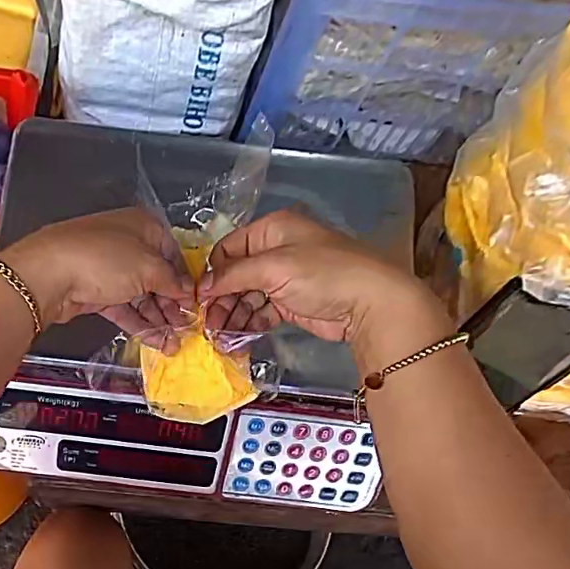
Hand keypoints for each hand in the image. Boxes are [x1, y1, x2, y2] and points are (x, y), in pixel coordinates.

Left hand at [0, 208, 193, 337]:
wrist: (49, 274)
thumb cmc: (102, 259)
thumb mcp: (147, 267)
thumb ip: (171, 281)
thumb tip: (187, 290)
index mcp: (144, 227)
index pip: (173, 254)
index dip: (185, 280)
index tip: (195, 302)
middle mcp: (127, 245)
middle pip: (157, 278)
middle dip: (172, 305)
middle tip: (186, 329)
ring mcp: (109, 270)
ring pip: (141, 297)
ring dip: (158, 320)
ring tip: (173, 343)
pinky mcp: (96, 293)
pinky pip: (124, 309)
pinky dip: (139, 324)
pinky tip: (155, 340)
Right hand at [201, 210, 452, 363]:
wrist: (370, 303)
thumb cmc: (323, 275)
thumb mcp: (274, 268)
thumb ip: (234, 275)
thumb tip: (203, 285)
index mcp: (272, 230)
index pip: (229, 249)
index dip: (213, 274)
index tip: (199, 299)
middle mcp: (276, 251)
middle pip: (235, 276)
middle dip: (220, 300)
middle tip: (207, 325)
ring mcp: (284, 279)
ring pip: (246, 297)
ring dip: (231, 316)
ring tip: (219, 337)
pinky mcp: (291, 304)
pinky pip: (260, 312)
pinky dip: (248, 324)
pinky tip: (236, 338)